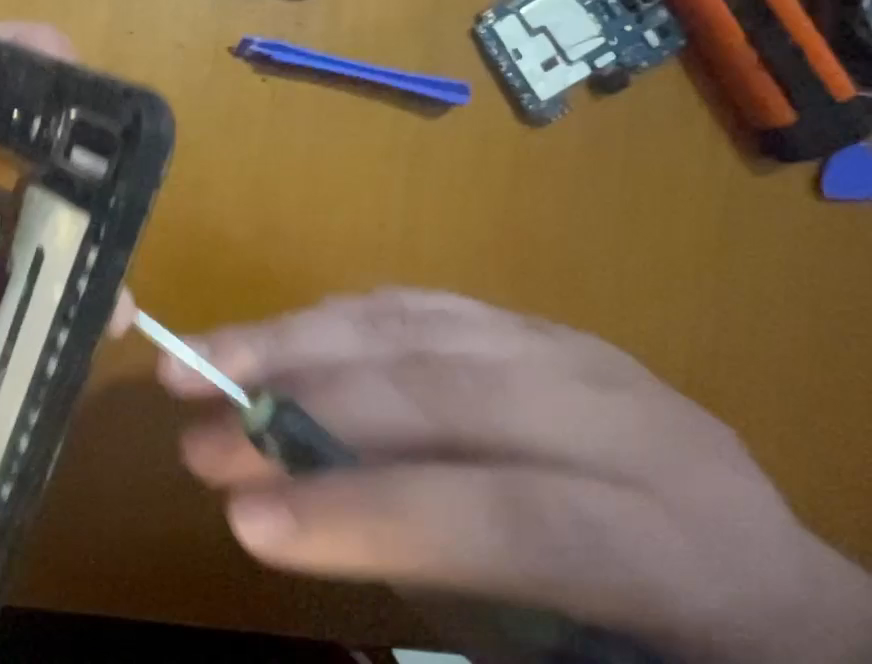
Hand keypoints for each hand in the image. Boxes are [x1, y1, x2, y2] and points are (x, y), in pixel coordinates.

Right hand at [160, 290, 871, 663]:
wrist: (742, 578)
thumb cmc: (644, 643)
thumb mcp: (560, 649)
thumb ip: (442, 580)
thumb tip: (284, 509)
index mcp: (692, 546)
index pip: (521, 516)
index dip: (375, 513)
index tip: (245, 523)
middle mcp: (638, 426)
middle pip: (452, 395)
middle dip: (307, 416)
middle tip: (196, 449)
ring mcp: (577, 355)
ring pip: (421, 328)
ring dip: (289, 345)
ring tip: (192, 369)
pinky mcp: (525, 326)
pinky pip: (412, 305)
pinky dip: (322, 322)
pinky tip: (259, 341)